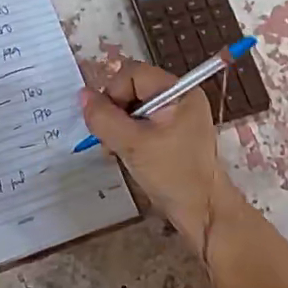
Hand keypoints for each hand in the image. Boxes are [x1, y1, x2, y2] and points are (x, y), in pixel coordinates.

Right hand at [80, 63, 241, 243]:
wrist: (204, 213)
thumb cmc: (172, 174)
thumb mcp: (131, 144)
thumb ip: (103, 118)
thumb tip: (83, 95)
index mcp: (178, 92)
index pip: (133, 73)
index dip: (113, 93)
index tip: (107, 122)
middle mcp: (180, 98)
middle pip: (132, 89)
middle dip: (114, 113)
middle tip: (108, 140)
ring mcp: (178, 117)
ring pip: (134, 108)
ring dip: (119, 128)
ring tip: (115, 151)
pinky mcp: (174, 135)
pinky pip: (143, 124)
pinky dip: (129, 137)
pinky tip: (125, 155)